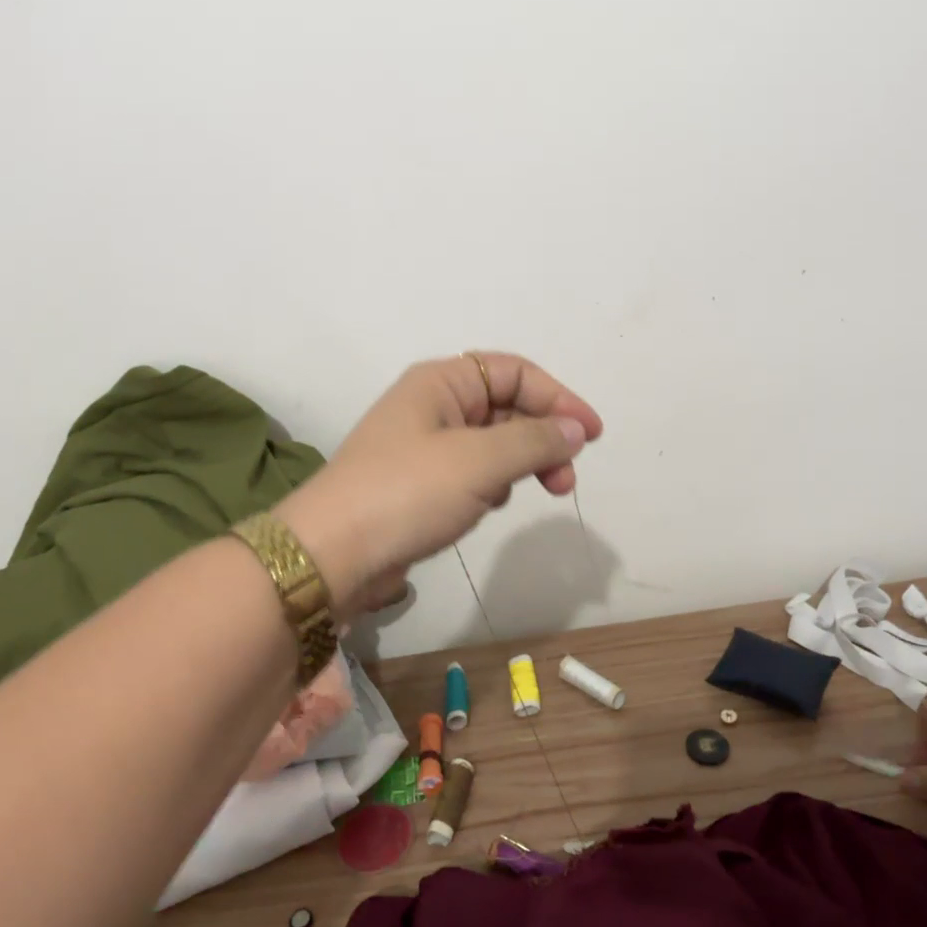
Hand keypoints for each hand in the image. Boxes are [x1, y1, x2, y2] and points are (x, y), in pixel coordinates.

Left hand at [274, 353, 602, 615]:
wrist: (334, 554)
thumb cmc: (407, 493)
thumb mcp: (480, 461)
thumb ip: (535, 441)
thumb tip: (575, 429)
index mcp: (440, 382)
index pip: (514, 372)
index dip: (558, 397)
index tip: (592, 435)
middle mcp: (431, 405)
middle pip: (505, 405)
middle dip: (543, 436)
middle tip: (565, 480)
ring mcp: (422, 447)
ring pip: (491, 443)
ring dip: (521, 462)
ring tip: (536, 493)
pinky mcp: (418, 486)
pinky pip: (472, 473)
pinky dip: (493, 484)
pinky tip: (492, 505)